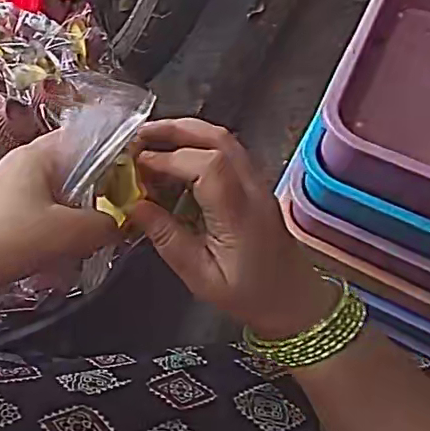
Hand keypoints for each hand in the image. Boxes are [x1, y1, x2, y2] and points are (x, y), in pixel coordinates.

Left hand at [0, 129, 121, 290]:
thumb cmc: (12, 240)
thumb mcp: (71, 232)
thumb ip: (106, 224)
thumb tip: (117, 224)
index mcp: (39, 154)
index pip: (88, 136)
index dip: (116, 153)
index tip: (136, 176)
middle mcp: (26, 164)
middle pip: (77, 167)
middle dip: (100, 190)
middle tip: (118, 212)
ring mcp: (15, 188)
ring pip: (63, 193)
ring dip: (80, 213)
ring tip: (93, 235)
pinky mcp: (8, 212)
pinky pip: (47, 211)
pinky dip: (61, 226)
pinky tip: (67, 248)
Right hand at [127, 118, 338, 338]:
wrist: (294, 299)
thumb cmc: (248, 294)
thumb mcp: (200, 277)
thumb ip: (167, 239)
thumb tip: (135, 207)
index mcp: (239, 214)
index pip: (207, 166)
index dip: (168, 159)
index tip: (138, 166)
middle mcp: (252, 189)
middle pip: (218, 139)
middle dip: (174, 130)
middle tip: (138, 136)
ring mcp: (257, 183)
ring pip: (224, 139)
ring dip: (185, 133)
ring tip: (150, 140)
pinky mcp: (254, 184)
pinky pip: (226, 151)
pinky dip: (196, 144)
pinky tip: (174, 156)